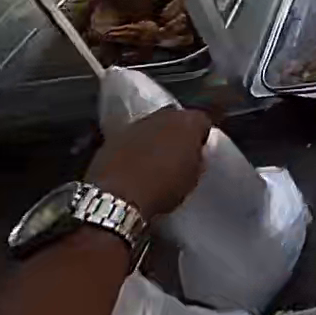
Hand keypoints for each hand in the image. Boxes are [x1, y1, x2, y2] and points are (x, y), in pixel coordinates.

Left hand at [86, 107, 211, 217]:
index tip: (198, 153)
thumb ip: (197, 159)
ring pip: (151, 128)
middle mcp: (164, 115)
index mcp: (189, 121)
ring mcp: (135, 125)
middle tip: (176, 155)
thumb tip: (194, 155)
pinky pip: (130, 140)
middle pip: (176, 120)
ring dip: (153, 140)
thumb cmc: (164, 187)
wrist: (116, 199)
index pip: (203, 122)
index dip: (201, 138)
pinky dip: (132, 150)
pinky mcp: (112, 138)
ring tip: (151, 162)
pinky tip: (131, 168)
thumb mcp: (193, 178)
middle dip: (177, 134)